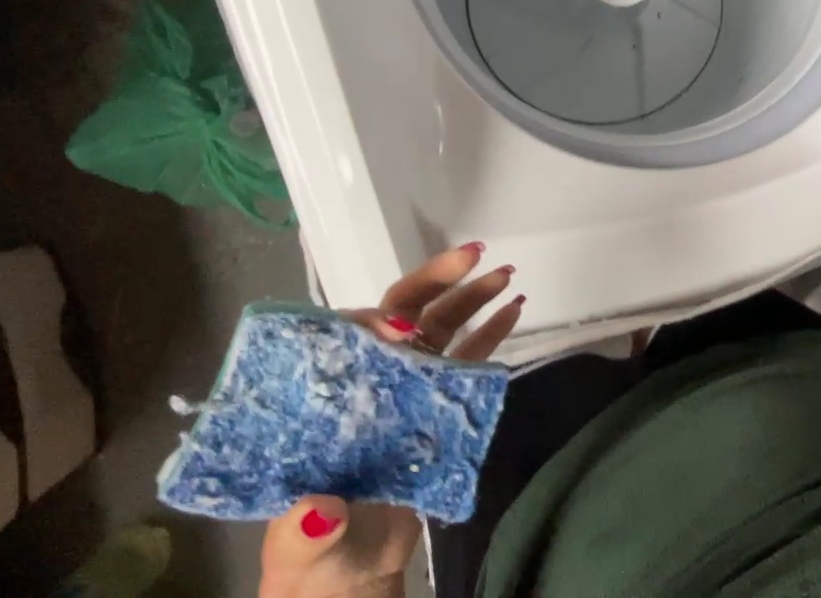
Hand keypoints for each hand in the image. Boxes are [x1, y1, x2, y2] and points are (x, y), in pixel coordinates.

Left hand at [258, 243, 521, 597]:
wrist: (352, 573)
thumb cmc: (314, 555)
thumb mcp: (304, 547)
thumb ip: (309, 529)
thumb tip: (319, 510)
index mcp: (329, 397)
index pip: (348, 339)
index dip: (373, 325)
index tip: (401, 333)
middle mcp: (370, 378)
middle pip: (402, 313)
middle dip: (435, 280)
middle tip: (472, 255)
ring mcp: (409, 385)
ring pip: (440, 324)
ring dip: (472, 294)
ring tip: (505, 272)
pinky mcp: (442, 400)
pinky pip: (471, 354)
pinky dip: (493, 328)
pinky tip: (516, 306)